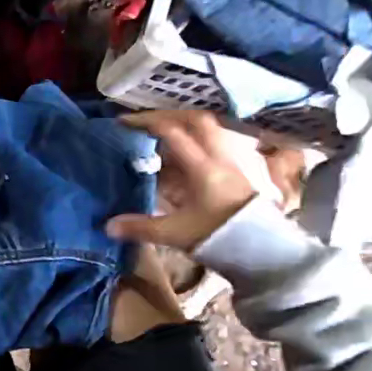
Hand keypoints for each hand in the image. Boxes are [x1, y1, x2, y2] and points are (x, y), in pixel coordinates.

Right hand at [106, 111, 287, 250]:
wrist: (263, 253)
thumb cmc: (218, 238)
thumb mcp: (175, 234)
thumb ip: (141, 227)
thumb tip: (108, 226)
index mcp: (202, 167)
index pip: (172, 133)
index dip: (146, 123)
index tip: (125, 123)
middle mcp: (220, 159)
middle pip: (198, 122)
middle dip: (171, 117)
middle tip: (150, 122)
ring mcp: (234, 165)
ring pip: (213, 133)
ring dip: (190, 129)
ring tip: (170, 136)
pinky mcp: (242, 176)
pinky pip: (219, 148)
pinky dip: (201, 146)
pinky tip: (189, 159)